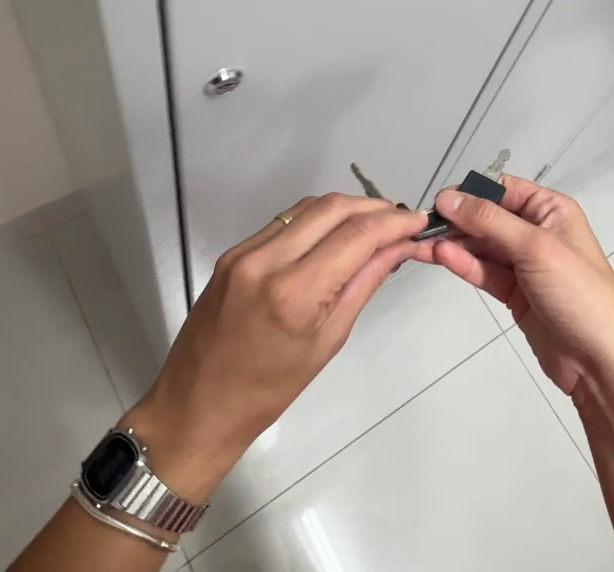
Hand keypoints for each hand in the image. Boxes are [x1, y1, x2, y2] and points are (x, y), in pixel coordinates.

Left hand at [126, 194, 426, 499]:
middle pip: (333, 207)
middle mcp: (267, 260)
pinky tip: (335, 234)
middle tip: (400, 220)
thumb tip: (399, 247)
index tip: (418, 221)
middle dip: (373, 207)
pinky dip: (317, 219)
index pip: (357, 235)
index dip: (394, 222)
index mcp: (295, 292)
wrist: (195, 406)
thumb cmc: (269, 391)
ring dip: (347, 208)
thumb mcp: (328, 341)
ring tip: (374, 224)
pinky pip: (285, 221)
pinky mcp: (233, 252)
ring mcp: (245, 252)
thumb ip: (364, 283)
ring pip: (308, 206)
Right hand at [417, 176, 613, 401]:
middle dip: (456, 220)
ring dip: (453, 243)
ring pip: (482, 245)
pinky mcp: (515, 293)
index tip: (437, 202)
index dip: (471, 192)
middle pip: (488, 217)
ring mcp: (526, 264)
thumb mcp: (535, 248)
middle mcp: (538, 231)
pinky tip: (438, 257)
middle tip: (419, 227)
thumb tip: (448, 197)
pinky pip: (484, 271)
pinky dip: (463, 264)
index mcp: (551, 210)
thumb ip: (489, 221)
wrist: (599, 360)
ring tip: (418, 244)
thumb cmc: (577, 291)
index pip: (503, 189)